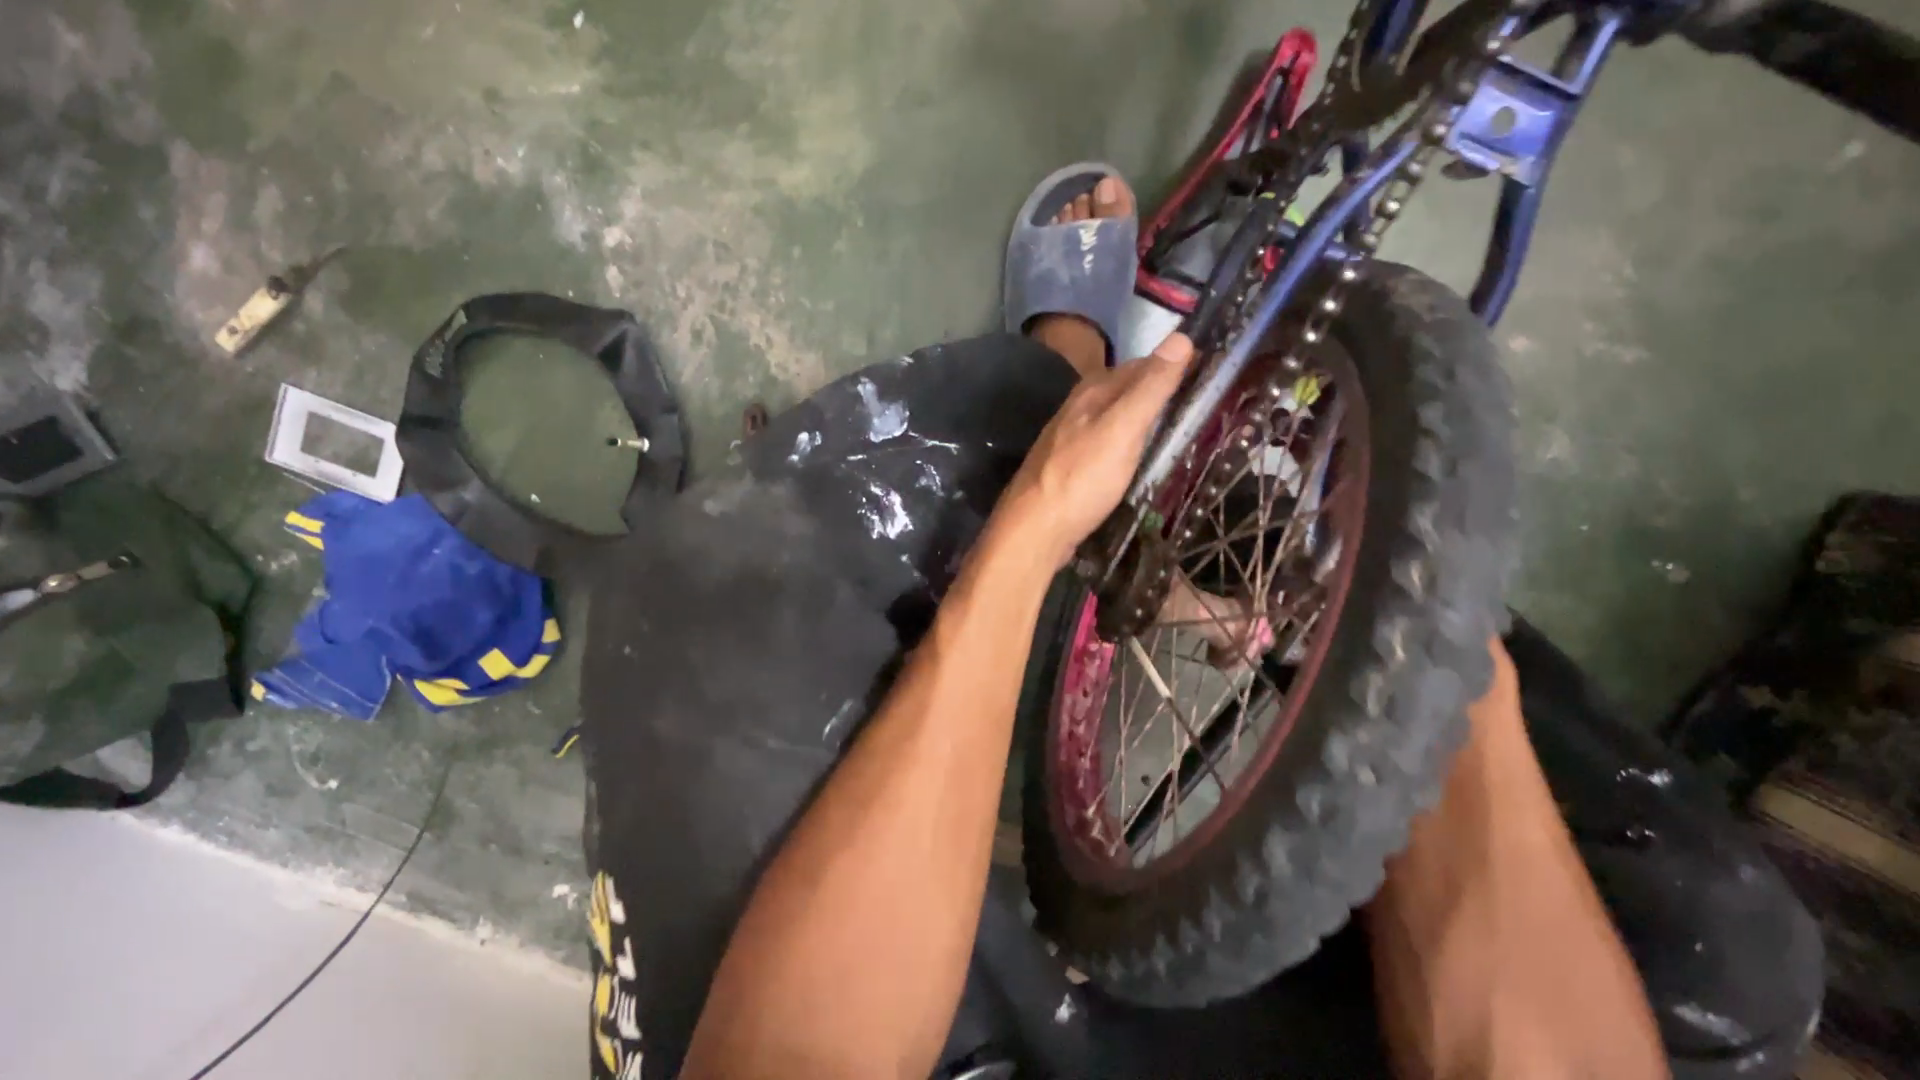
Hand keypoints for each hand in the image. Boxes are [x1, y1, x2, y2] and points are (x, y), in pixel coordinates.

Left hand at [997, 332, 1197, 567]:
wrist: (1035, 529)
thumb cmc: (1081, 478)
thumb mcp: (1122, 429)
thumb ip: (1150, 387)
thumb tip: (1182, 337)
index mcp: (1094, 391)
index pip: (1144, 363)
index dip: (1178, 363)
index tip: (1216, 368)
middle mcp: (1081, 406)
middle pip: (1130, 387)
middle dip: (1164, 387)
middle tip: (1208, 398)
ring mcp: (1074, 436)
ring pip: (1120, 415)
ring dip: (1148, 415)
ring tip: (1185, 424)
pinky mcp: (1074, 464)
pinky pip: (1112, 440)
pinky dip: (1134, 440)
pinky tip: (1145, 455)